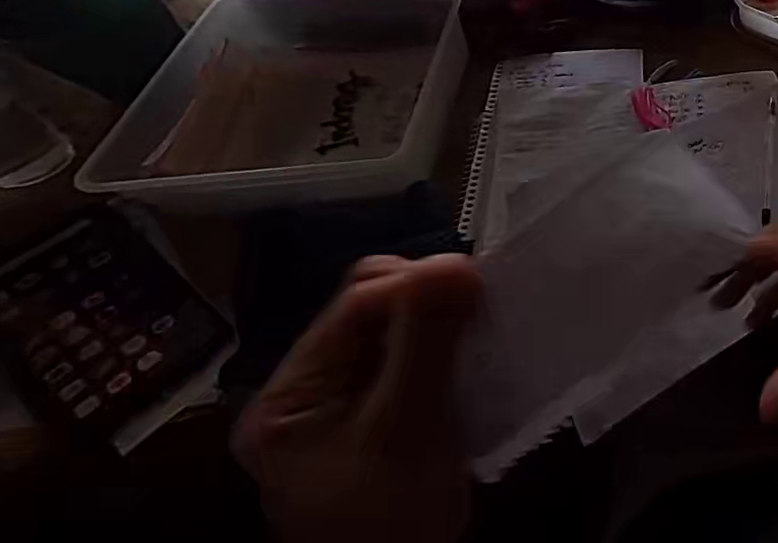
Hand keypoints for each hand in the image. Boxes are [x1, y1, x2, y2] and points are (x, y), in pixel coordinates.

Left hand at [233, 254, 482, 542]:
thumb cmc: (392, 520)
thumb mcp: (406, 431)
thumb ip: (426, 346)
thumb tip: (454, 261)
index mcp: (293, 393)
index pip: (356, 305)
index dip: (416, 285)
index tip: (476, 286)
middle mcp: (317, 383)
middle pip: (377, 304)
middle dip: (432, 297)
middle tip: (480, 309)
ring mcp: (355, 391)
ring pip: (405, 319)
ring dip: (448, 315)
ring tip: (483, 326)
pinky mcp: (393, 398)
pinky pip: (425, 344)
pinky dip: (455, 337)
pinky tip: (478, 348)